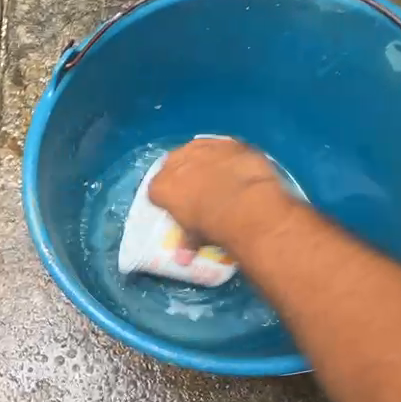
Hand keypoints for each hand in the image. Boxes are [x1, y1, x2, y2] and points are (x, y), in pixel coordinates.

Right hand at [147, 137, 293, 251]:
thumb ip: (187, 240)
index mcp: (160, 187)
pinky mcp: (228, 142)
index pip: (156, 190)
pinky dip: (228, 155)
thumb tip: (183, 259)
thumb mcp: (194, 235)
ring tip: (218, 173)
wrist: (245, 205)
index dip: (166, 197)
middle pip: (172, 165)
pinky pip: (223, 146)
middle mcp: (174, 163)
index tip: (177, 206)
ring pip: (196, 150)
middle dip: (181, 174)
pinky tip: (237, 165)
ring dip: (203, 160)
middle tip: (197, 188)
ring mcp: (202, 149)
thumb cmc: (211, 224)